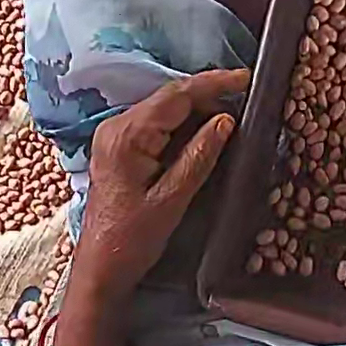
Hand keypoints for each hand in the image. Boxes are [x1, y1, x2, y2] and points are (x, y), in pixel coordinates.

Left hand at [71, 68, 249, 296]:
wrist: (100, 268)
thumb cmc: (133, 240)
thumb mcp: (172, 200)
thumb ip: (199, 157)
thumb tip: (226, 120)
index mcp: (127, 136)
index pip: (175, 96)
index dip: (212, 84)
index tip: (245, 78)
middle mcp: (116, 127)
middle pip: (168, 99)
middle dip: (207, 96)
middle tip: (244, 99)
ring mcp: (114, 137)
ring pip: (162, 110)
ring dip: (196, 109)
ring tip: (231, 112)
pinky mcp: (118, 149)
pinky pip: (155, 126)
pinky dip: (181, 125)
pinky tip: (204, 131)